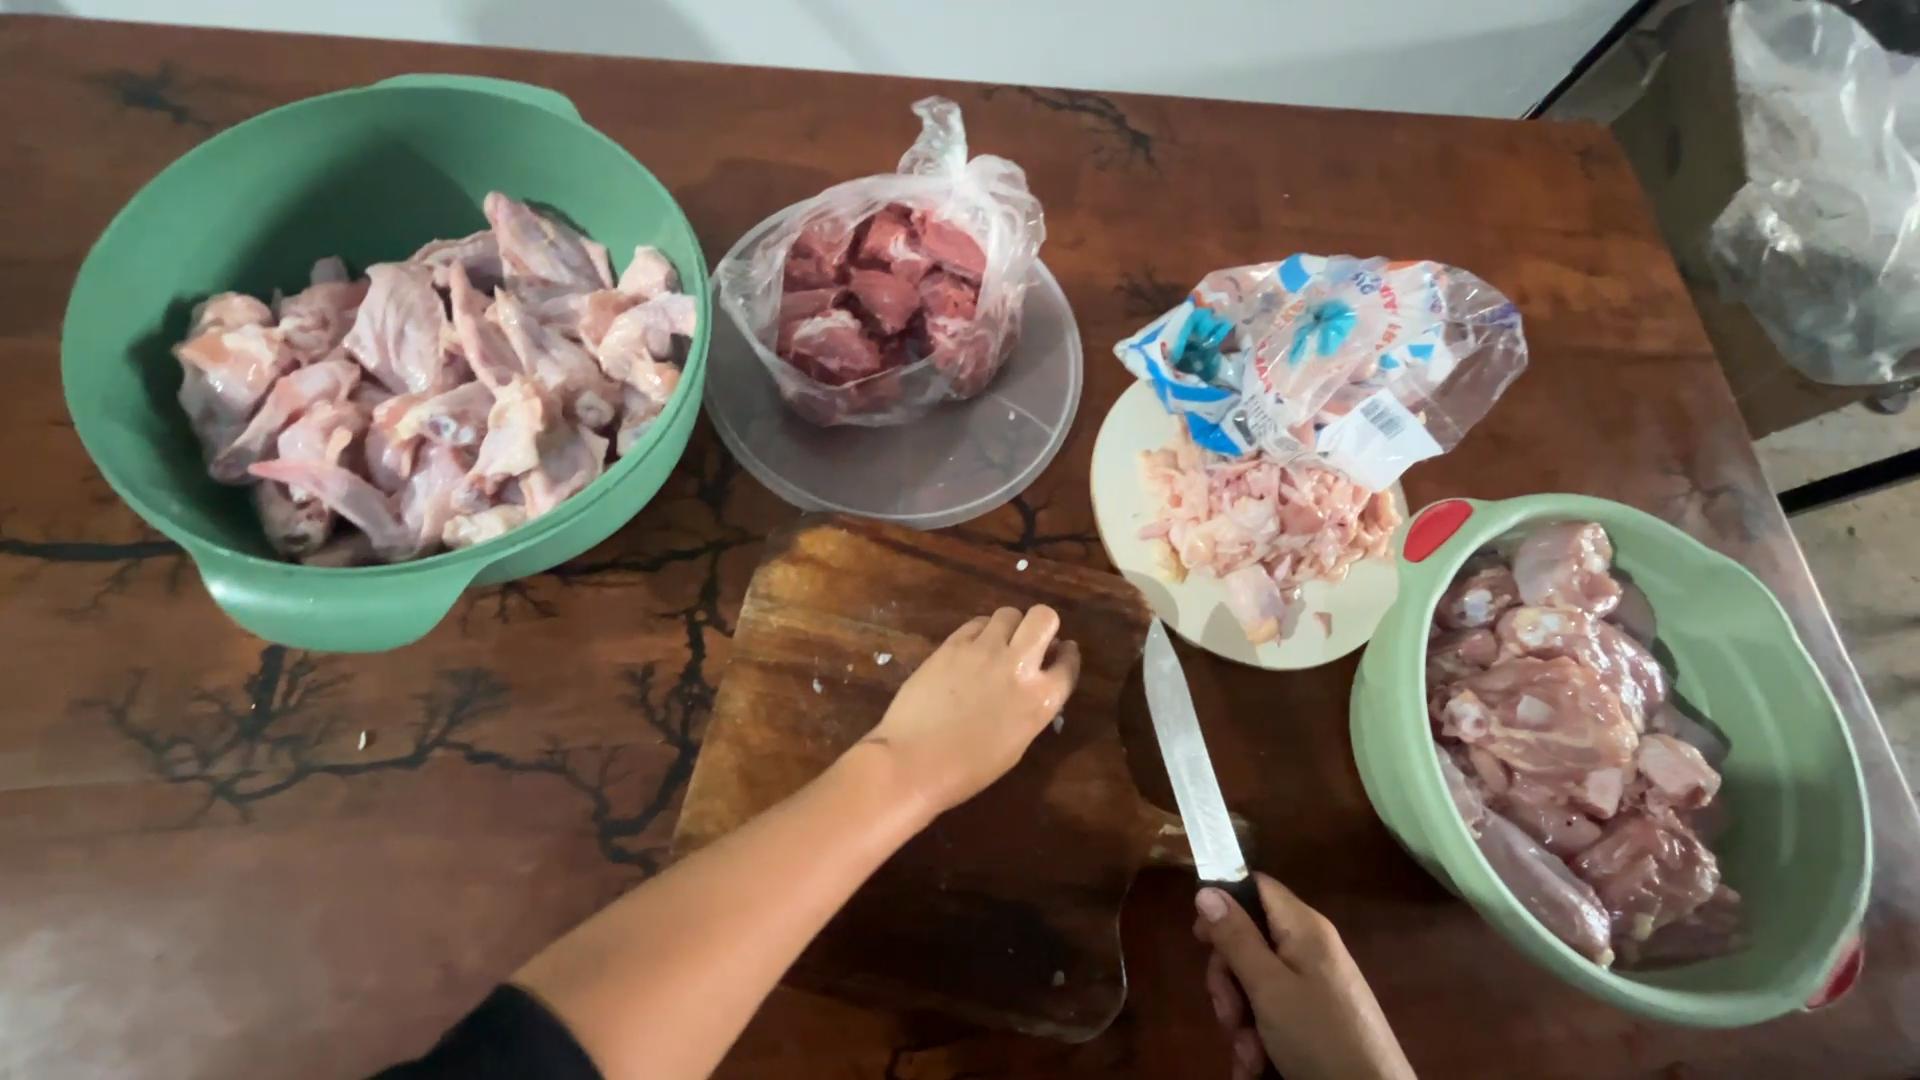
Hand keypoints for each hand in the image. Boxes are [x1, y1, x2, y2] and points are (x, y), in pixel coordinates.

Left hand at [862, 605, 1081, 816]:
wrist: (914, 761)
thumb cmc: (969, 767)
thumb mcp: (1018, 741)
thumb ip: (1032, 705)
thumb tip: (1034, 680)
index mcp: (1040, 698)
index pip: (1068, 663)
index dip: (1067, 654)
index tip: (1061, 651)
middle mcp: (1018, 665)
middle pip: (1044, 618)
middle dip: (1043, 625)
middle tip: (1032, 639)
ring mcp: (984, 650)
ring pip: (1008, 613)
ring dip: (1010, 626)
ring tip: (999, 643)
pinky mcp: (953, 644)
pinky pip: (977, 623)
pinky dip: (981, 631)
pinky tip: (972, 648)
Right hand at [1194, 874, 1414, 1079]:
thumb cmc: (1321, 1039)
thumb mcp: (1268, 988)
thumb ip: (1235, 937)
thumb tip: (1206, 890)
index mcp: (1303, 927)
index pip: (1256, 885)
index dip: (1223, 901)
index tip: (1200, 938)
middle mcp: (1309, 948)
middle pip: (1249, 937)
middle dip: (1228, 978)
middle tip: (1226, 1013)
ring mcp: (1314, 984)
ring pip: (1256, 979)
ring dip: (1240, 1015)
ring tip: (1247, 1055)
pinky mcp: (1317, 1017)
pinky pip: (1274, 1010)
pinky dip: (1259, 1035)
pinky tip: (1256, 1066)